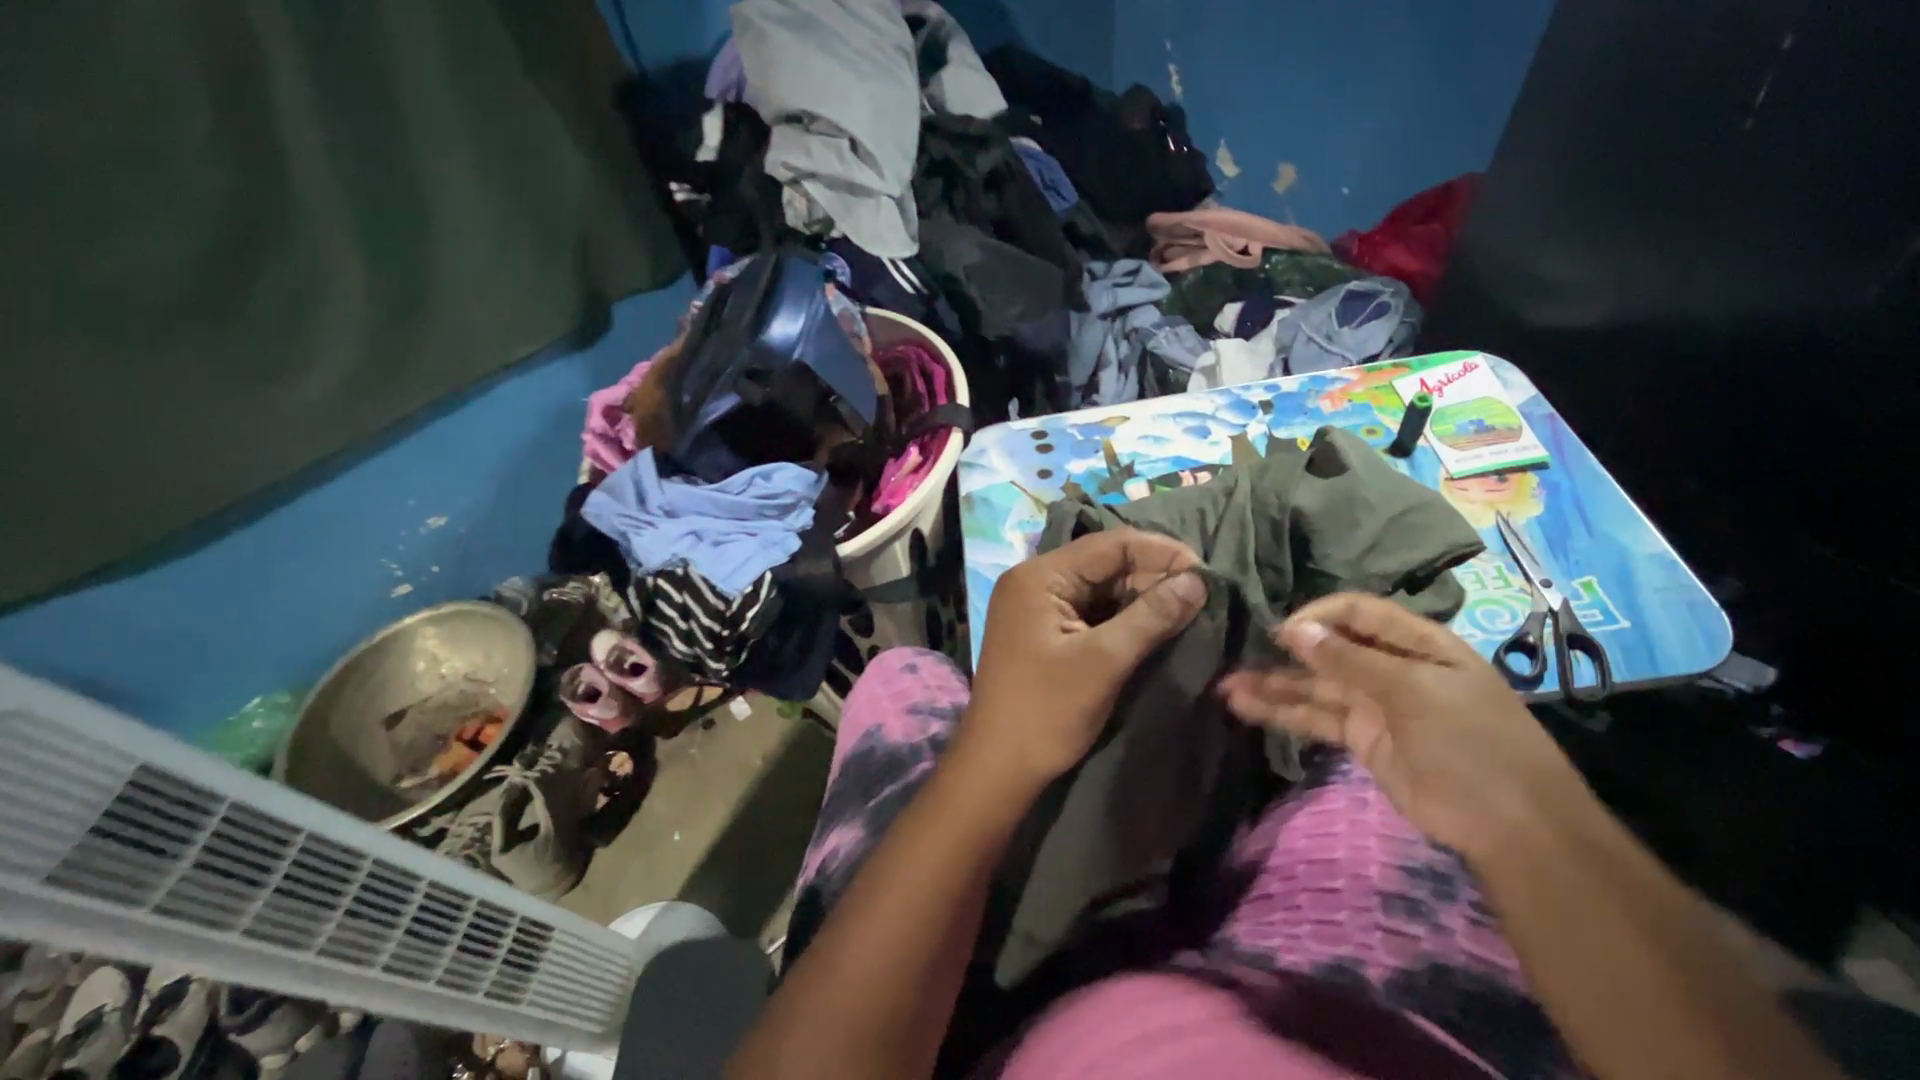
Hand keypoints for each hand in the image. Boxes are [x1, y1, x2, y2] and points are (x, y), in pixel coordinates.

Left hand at [959, 529, 1207, 790]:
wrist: (998, 767)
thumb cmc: (1046, 712)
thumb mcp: (1104, 661)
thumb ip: (1152, 615)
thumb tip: (1199, 580)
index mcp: (1040, 577)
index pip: (1111, 545)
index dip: (1163, 553)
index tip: (1208, 575)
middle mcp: (1035, 581)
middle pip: (1106, 563)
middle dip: (1156, 576)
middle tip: (1204, 597)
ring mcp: (1037, 607)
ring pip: (1102, 588)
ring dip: (1144, 598)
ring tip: (1189, 611)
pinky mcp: (1044, 632)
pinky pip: (1092, 611)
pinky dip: (1124, 618)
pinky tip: (1157, 627)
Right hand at [1217, 592, 1585, 856]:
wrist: (1510, 822)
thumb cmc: (1472, 741)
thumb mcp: (1413, 691)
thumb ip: (1350, 662)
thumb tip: (1294, 630)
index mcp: (1417, 643)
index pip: (1357, 614)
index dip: (1317, 617)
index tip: (1279, 632)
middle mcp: (1392, 667)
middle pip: (1329, 650)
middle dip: (1284, 652)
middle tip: (1234, 653)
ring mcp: (1376, 705)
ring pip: (1315, 687)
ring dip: (1273, 684)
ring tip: (1225, 684)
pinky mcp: (1363, 740)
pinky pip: (1316, 719)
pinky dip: (1283, 714)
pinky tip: (1246, 708)